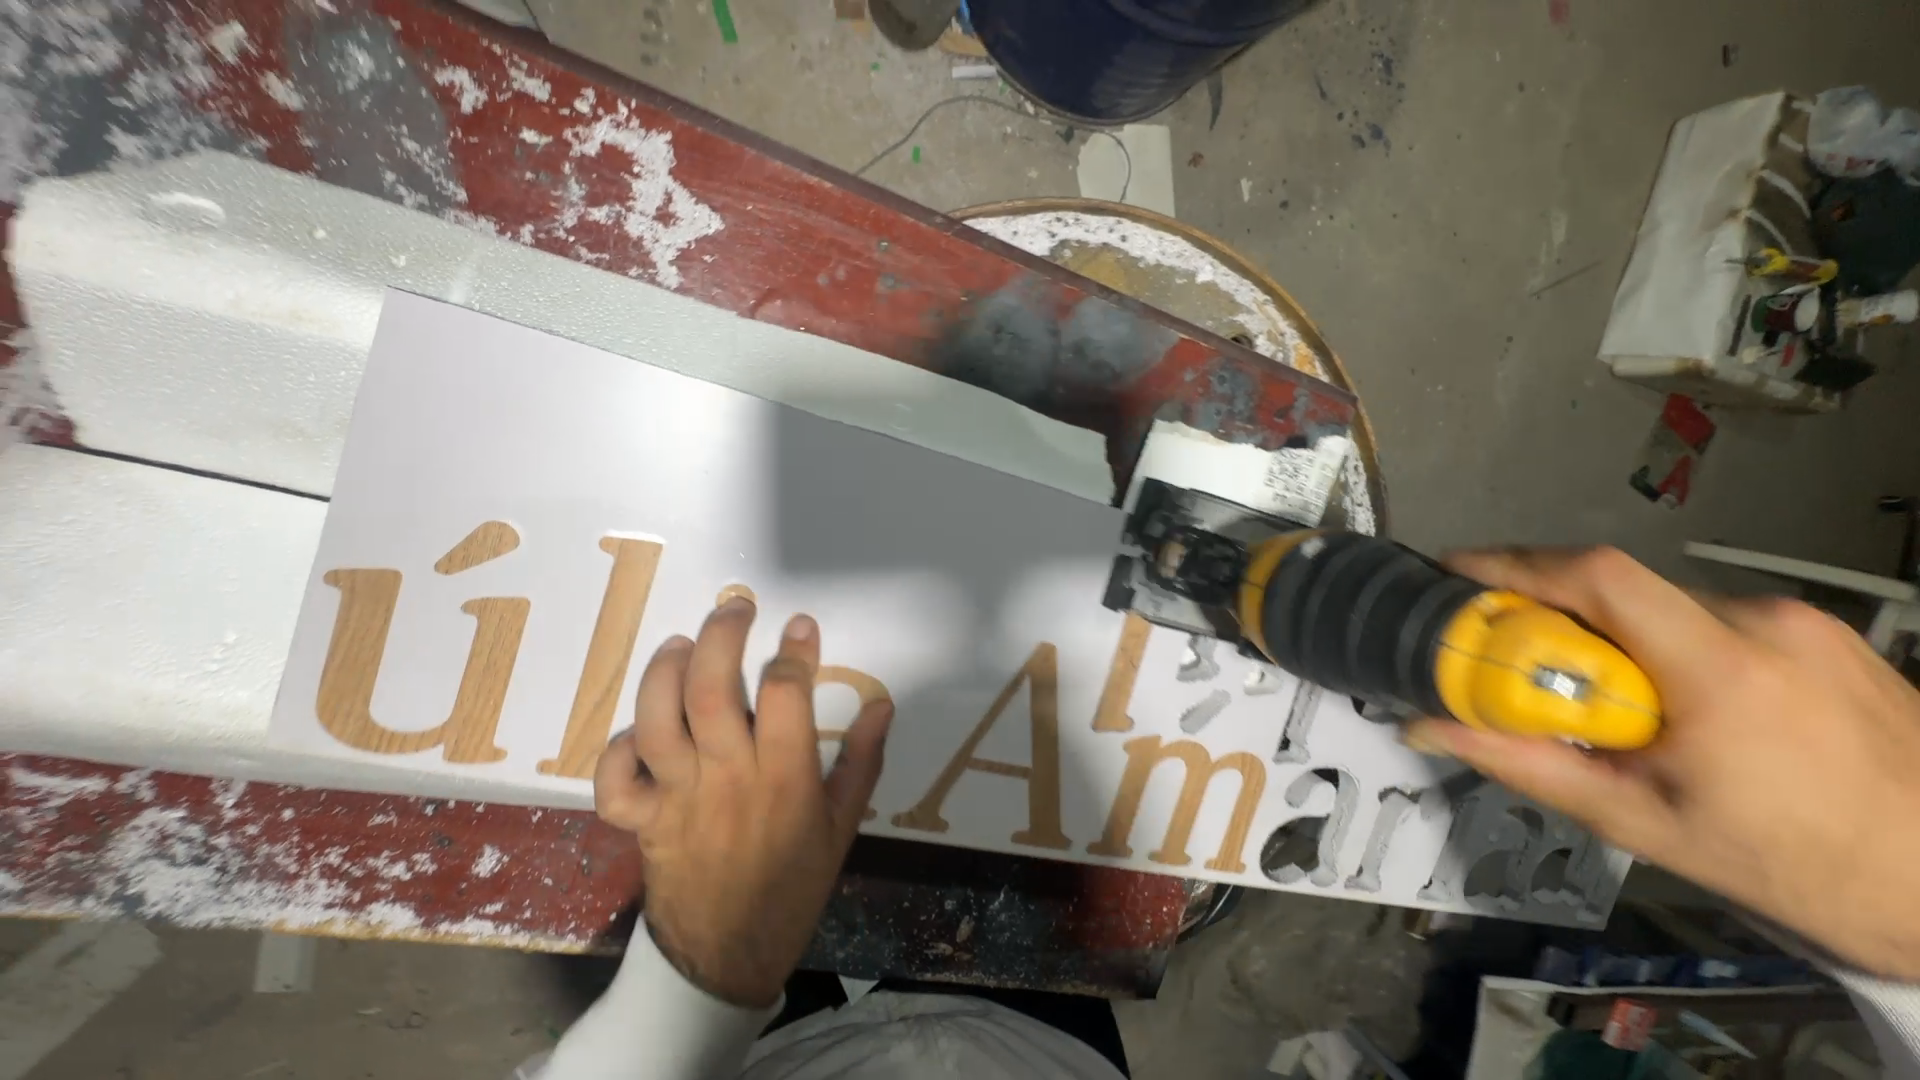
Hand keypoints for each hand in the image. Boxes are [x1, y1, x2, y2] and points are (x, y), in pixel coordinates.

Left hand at [593, 597, 893, 1007]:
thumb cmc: (794, 885)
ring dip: (665, 672)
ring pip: (658, 719)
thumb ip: (862, 762)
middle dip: (721, 636)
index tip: (800, 625)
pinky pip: (614, 778)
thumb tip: (881, 703)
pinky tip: (639, 728)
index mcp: (785, 778)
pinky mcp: (641, 819)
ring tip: (681, 645)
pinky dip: (617, 747)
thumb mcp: (842, 826)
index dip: (794, 650)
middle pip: (711, 689)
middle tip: (734, 608)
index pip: (785, 694)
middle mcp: (728, 777)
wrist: (728, 955)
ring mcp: (678, 796)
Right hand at [1405, 547, 1919, 978]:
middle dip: (1552, 609)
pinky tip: (1671, 700)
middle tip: (1510, 650)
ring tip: (1598, 692)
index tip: (1457, 573)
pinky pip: (1714, 618)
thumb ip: (1527, 764)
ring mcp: (1809, 625)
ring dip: (1611, 631)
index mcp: (1721, 668)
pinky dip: (1664, 642)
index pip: (1598, 577)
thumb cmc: (1793, 866)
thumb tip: (1427, 727)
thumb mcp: (1641, 823)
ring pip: (1667, 603)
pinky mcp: (1833, 636)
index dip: (1516, 564)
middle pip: (1624, 588)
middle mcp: (1767, 623)